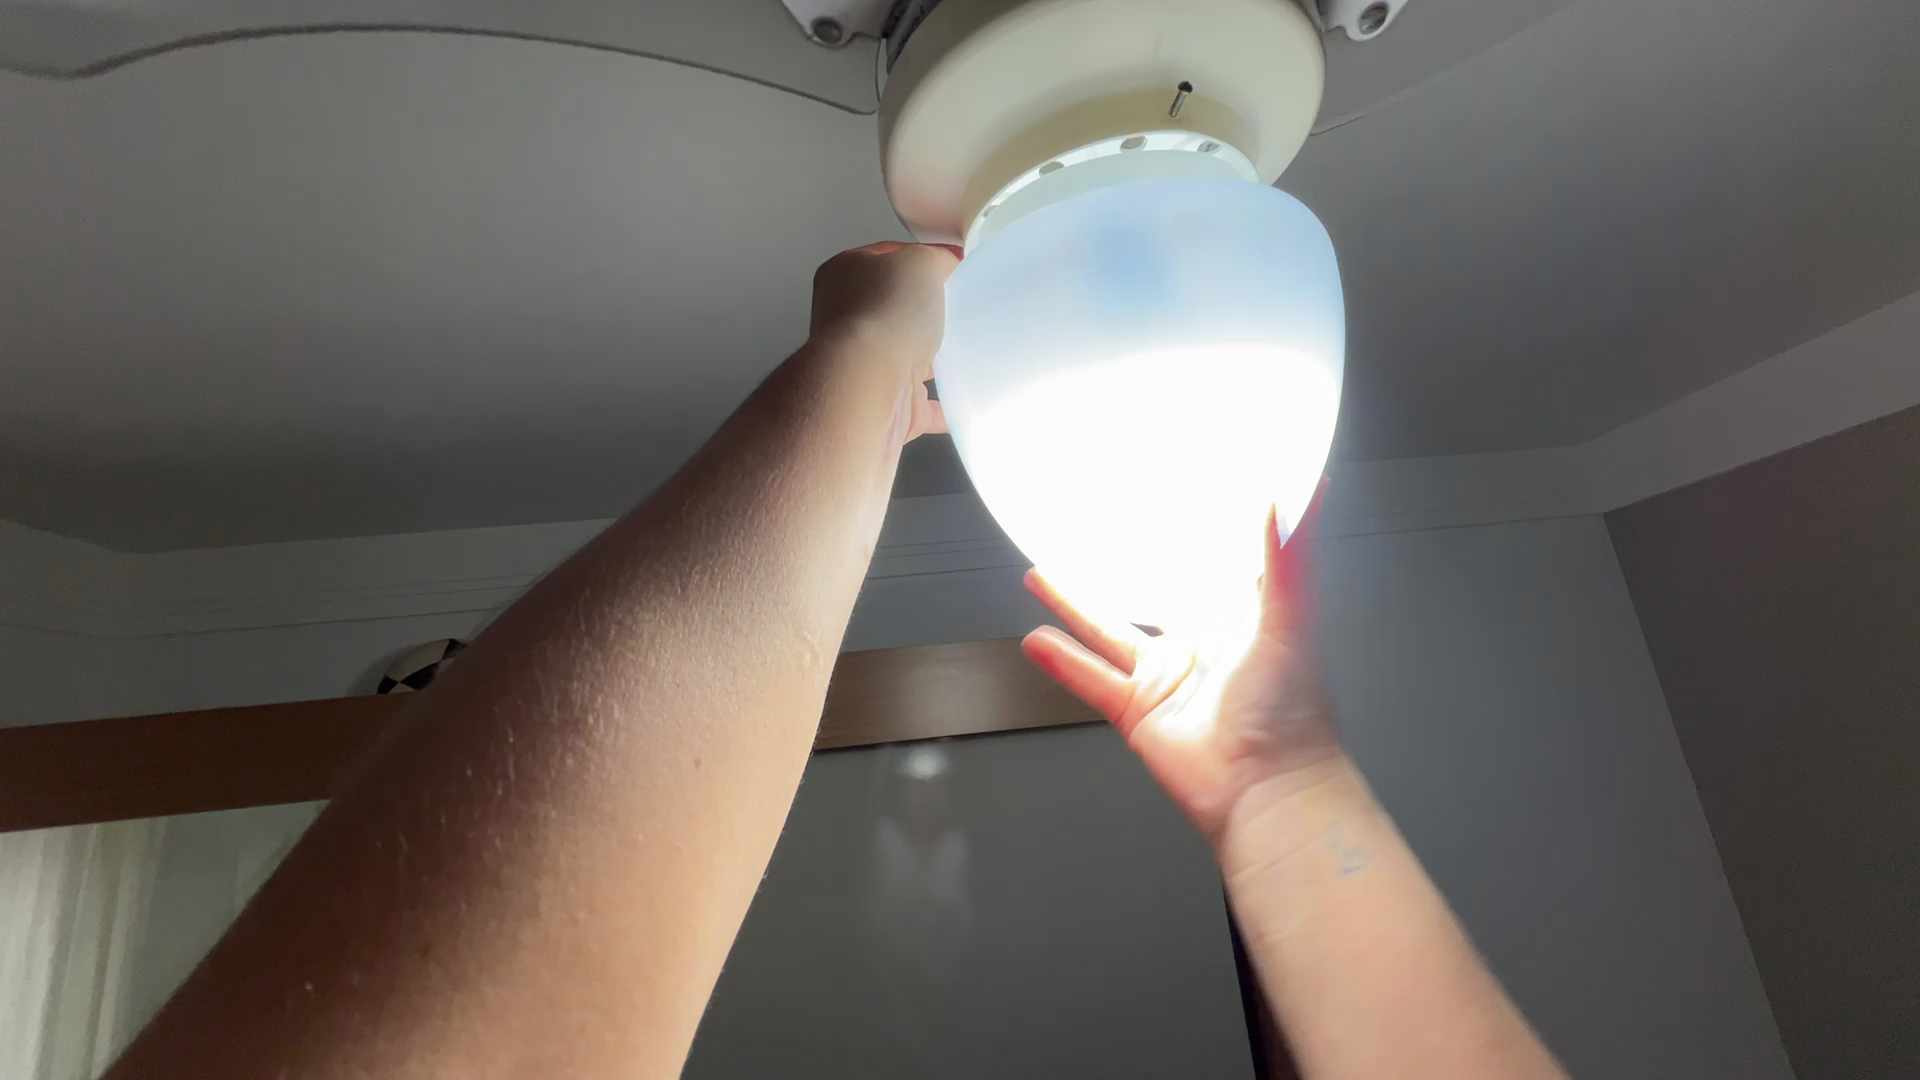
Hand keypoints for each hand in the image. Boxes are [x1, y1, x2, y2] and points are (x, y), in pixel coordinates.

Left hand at [810, 241, 959, 442]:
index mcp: (843, 276)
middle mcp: (847, 321)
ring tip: (966, 349)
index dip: (920, 259)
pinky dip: (941, 408)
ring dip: (933, 359)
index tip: (950, 266)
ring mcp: (863, 367)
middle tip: (959, 307)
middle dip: (927, 312)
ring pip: (905, 359)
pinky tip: (963, 401)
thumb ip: (937, 259)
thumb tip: (946, 266)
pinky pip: (920, 407)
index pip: (885, 259)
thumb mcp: (921, 262)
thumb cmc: (886, 313)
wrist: (870, 383)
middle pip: (895, 311)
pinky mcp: (884, 406)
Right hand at [1021, 488, 1340, 844]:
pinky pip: (1090, 678)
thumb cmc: (1291, 711)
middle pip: (1144, 596)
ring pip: (1106, 631)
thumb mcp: (1291, 618)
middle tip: (1084, 536)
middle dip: (1116, 568)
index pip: (1203, 566)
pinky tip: (1036, 640)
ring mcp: (1162, 678)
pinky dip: (1062, 661)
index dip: (1182, 538)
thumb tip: (1295, 493)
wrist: (1265, 792)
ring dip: (1071, 603)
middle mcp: (1195, 644)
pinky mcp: (1135, 710)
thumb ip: (1288, 556)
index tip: (1158, 505)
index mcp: (1235, 618)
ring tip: (1039, 575)